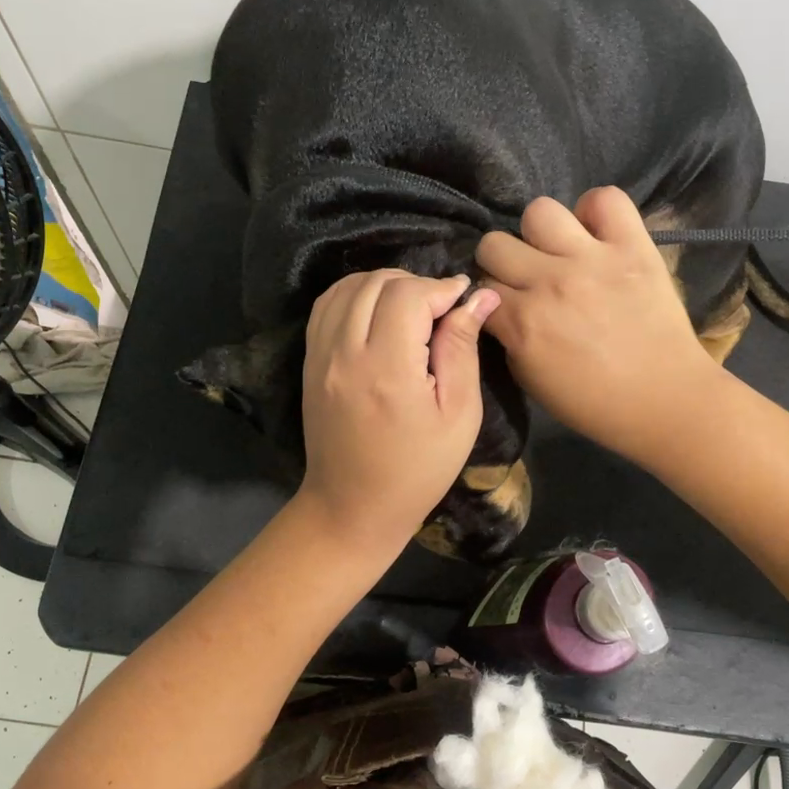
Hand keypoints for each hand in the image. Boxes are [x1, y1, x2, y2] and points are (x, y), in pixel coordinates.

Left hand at [294, 269, 499, 548]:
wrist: (352, 506)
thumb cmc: (418, 469)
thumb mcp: (458, 414)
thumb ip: (463, 349)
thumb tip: (479, 297)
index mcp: (387, 368)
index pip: (408, 295)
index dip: (441, 287)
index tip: (463, 298)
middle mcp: (345, 353)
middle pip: (376, 282)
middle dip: (414, 283)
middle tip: (440, 308)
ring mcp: (320, 355)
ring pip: (348, 287)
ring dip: (384, 285)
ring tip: (411, 309)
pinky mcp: (309, 361)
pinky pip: (327, 306)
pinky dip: (355, 296)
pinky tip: (378, 314)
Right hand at [479, 187, 723, 459]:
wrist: (666, 401)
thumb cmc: (595, 404)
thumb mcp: (531, 381)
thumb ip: (509, 339)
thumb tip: (501, 308)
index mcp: (523, 323)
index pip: (480, 287)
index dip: (489, 298)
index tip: (503, 305)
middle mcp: (550, 283)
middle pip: (495, 244)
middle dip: (504, 263)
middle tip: (528, 279)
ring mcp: (592, 259)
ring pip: (539, 212)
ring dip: (542, 234)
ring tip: (561, 253)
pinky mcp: (633, 247)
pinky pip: (605, 199)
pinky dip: (596, 212)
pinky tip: (598, 236)